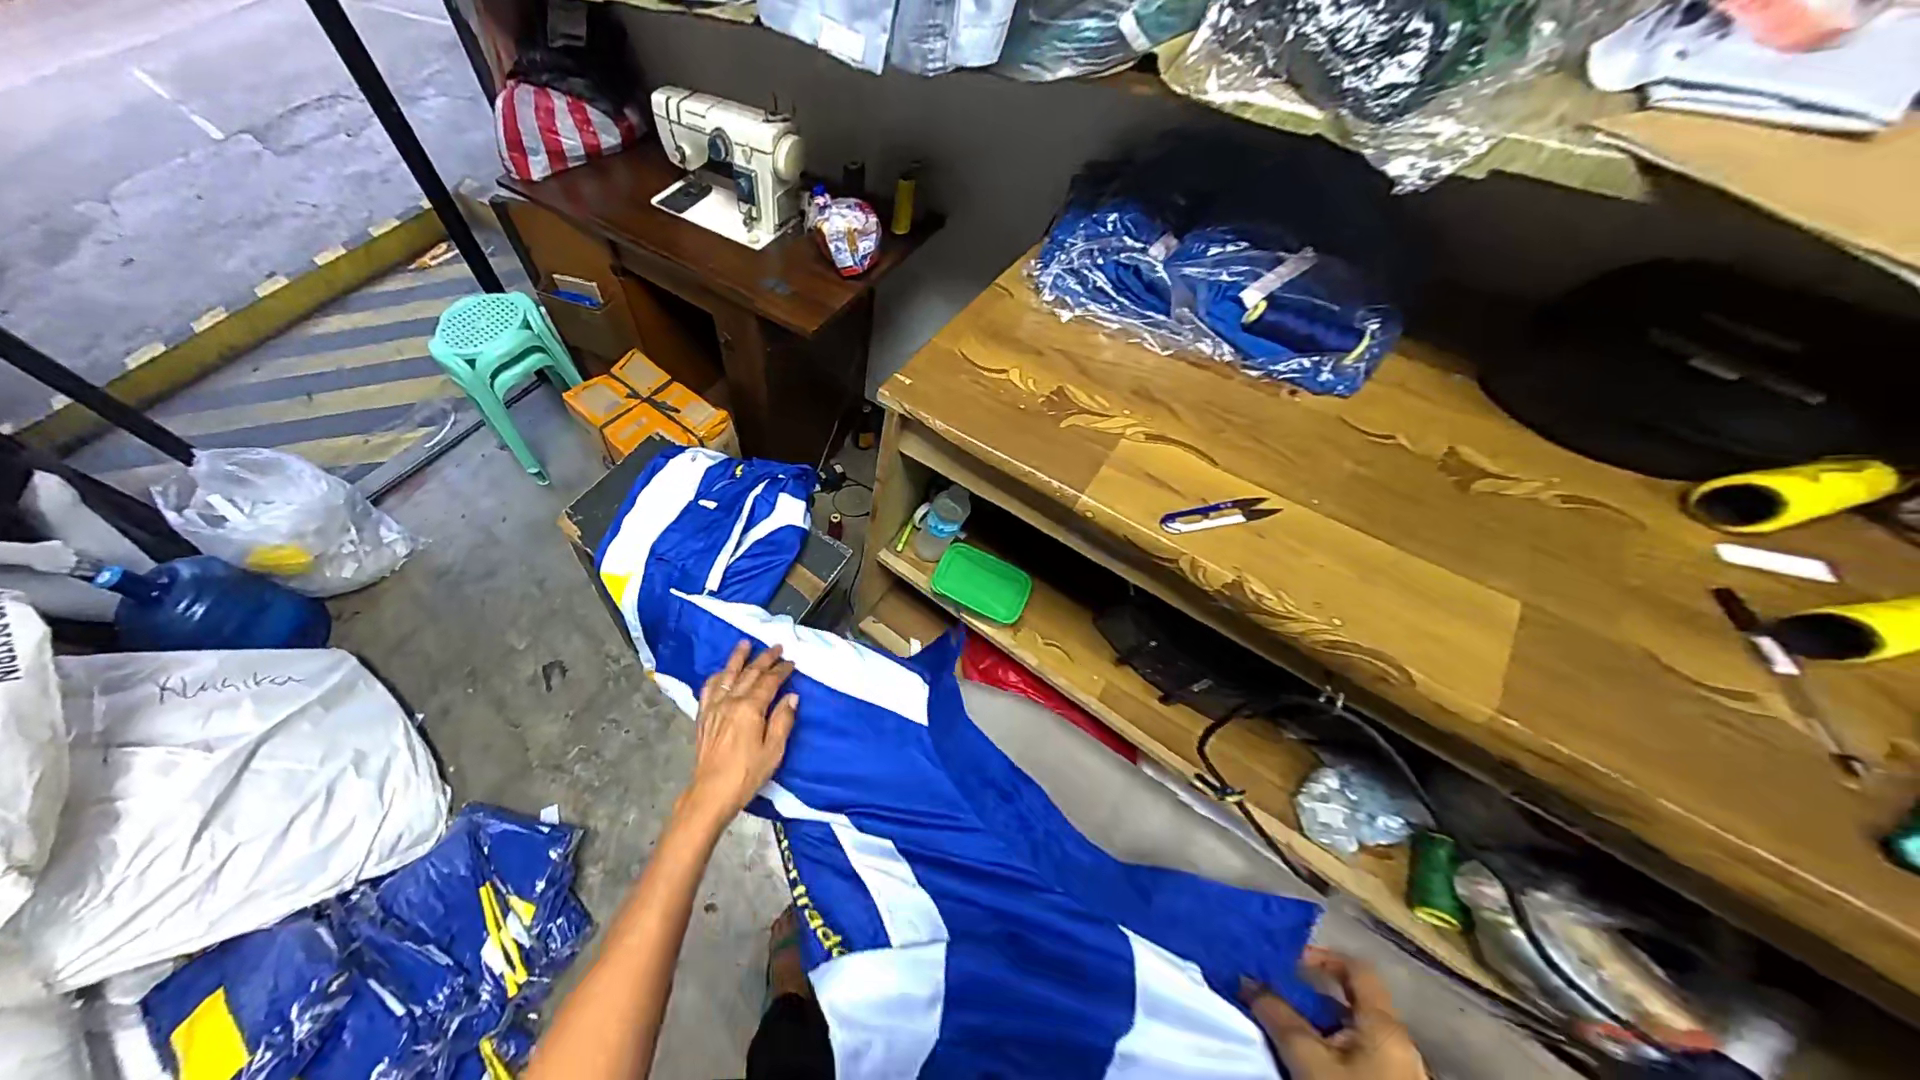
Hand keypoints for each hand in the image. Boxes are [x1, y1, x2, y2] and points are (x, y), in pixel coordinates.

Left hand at [679, 641, 797, 824]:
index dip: (781, 670)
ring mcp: (714, 708)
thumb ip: (783, 720)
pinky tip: (721, 672)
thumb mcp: (774, 750)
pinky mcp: (703, 717)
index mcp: (750, 709)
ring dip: (738, 659)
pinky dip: (717, 677)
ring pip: (727, 676)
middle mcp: (730, 702)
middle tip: (776, 647)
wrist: (711, 793)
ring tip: (745, 644)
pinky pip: (709, 689)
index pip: (768, 682)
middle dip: (764, 659)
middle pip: (749, 674)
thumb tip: (791, 697)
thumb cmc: (747, 774)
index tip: (791, 662)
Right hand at [1241, 947, 1426, 1079]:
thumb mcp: (1307, 1059)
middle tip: (1271, 1000)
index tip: (1285, 963)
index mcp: (1385, 1026)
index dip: (1320, 956)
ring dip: (1313, 1028)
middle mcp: (1398, 1044)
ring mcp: (1396, 1073)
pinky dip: (1326, 1053)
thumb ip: (1277, 1015)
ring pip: (1349, 1034)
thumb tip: (1247, 980)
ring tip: (1279, 1033)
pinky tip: (1301, 1064)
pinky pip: (1354, 1059)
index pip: (1356, 968)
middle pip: (1348, 1003)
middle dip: (1307, 998)